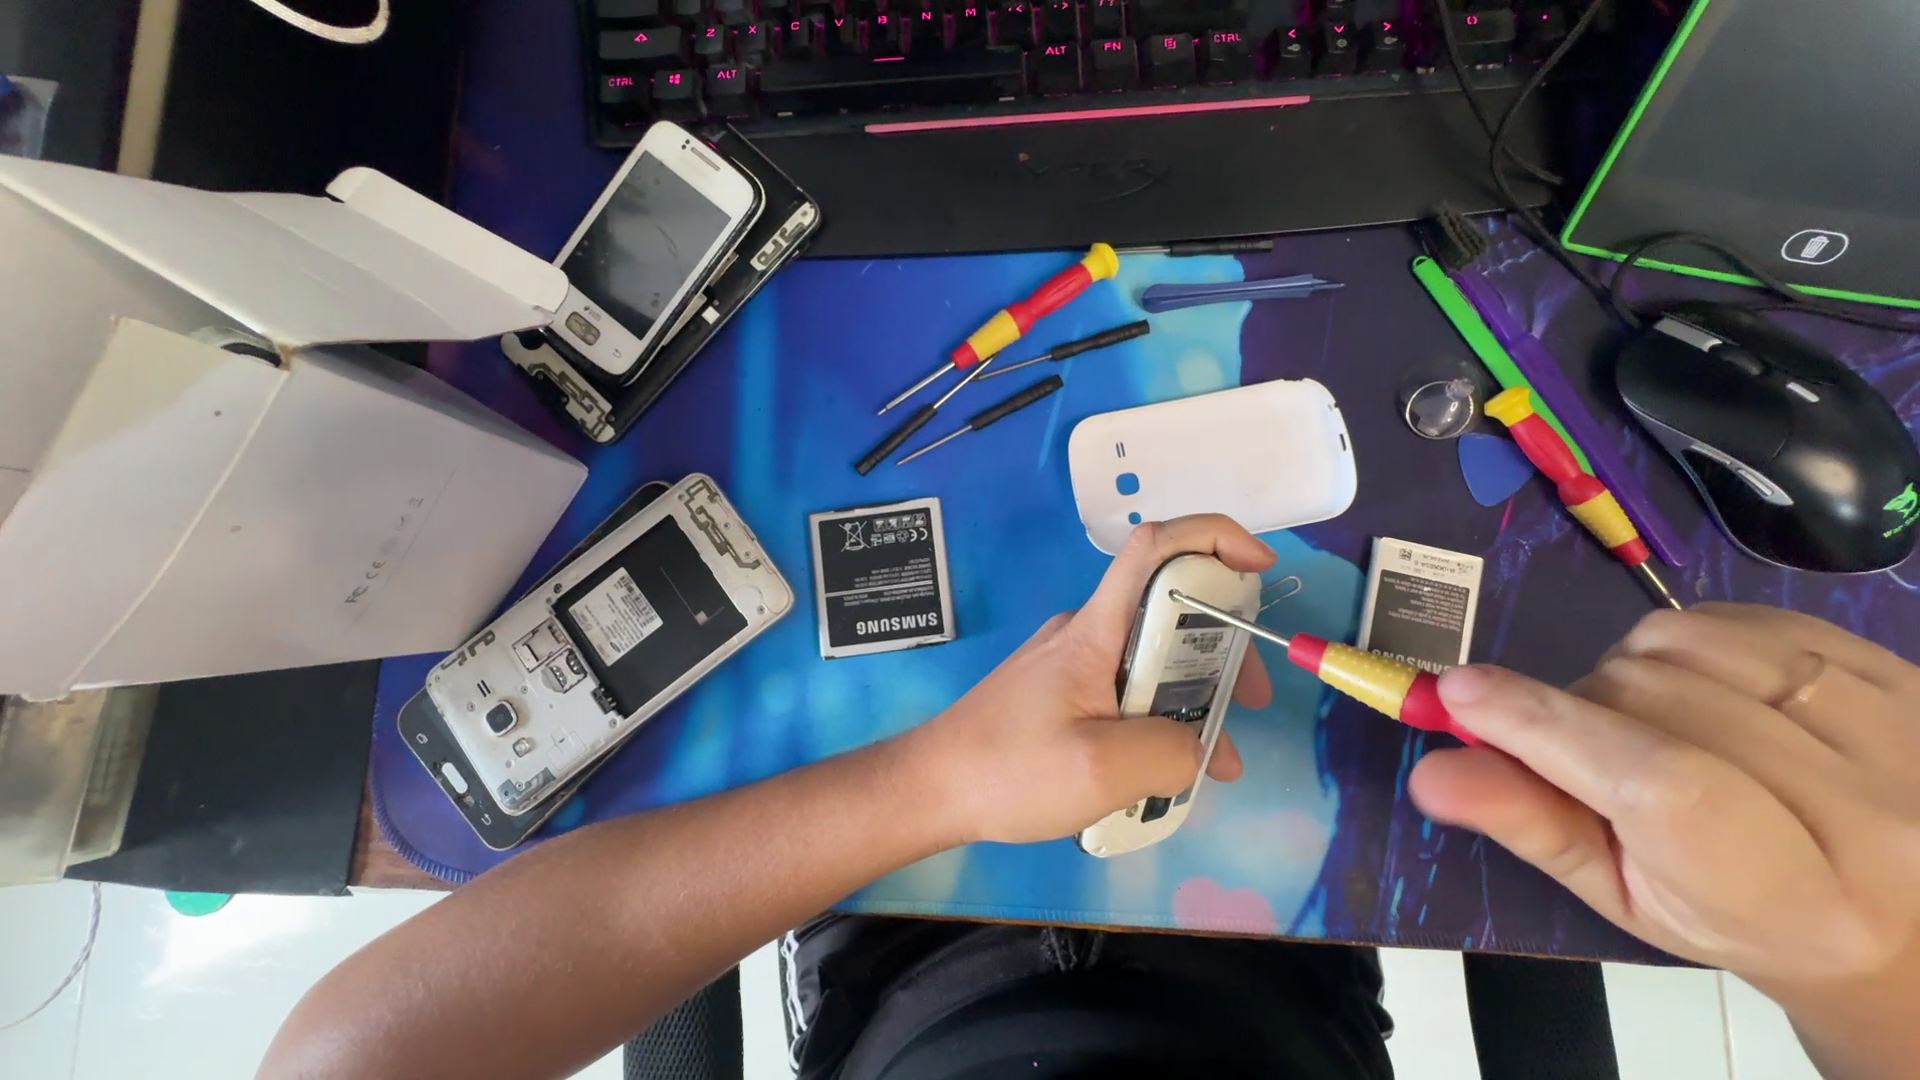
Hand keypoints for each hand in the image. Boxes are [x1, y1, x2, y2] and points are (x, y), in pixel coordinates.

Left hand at [904, 516, 1274, 846]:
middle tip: (1245, 711)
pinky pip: (1128, 690)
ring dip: (1193, 701)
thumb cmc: (1011, 770)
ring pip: (1154, 660)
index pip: (1154, 547)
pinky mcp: (1065, 690)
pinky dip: (1158, 719)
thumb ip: (1170, 751)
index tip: (1261, 567)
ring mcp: (1075, 660)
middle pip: (1171, 613)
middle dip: (1224, 653)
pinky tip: (1164, 770)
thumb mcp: (1102, 771)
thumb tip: (1197, 744)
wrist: (933, 787)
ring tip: (1211, 764)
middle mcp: (1088, 632)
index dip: (1214, 537)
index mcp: (1096, 630)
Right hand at [1410, 603, 1919, 987]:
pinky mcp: (1903, 673)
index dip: (1546, 725)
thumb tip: (1429, 775)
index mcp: (1790, 899)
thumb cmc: (1731, 912)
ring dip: (1628, 670)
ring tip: (1646, 720)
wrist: (1897, 909)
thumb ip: (1528, 824)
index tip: (1459, 694)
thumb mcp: (1617, 890)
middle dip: (1579, 707)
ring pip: (1684, 645)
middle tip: (1583, 746)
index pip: (1661, 786)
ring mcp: (1904, 734)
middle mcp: (1875, 817)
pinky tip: (1701, 689)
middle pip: (1655, 698)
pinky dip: (1683, 643)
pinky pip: (1735, 619)